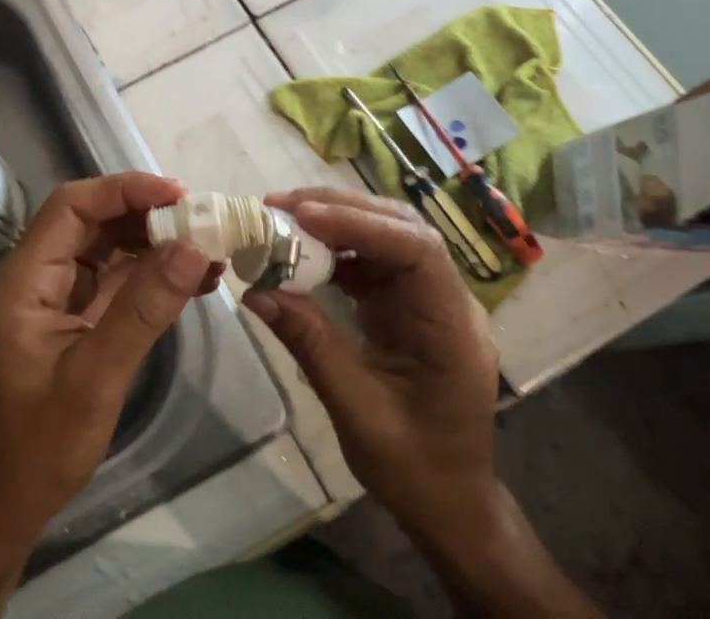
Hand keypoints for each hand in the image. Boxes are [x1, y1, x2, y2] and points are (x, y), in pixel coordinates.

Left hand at [0, 172, 219, 617]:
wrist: (10, 499)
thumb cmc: (42, 443)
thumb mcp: (97, 377)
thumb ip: (144, 310)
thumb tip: (193, 248)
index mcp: (26, 280)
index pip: (71, 207)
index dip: (123, 190)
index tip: (179, 195)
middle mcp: (39, 278)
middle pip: (92, 223)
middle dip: (147, 215)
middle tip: (205, 223)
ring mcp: (57, 299)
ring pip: (108, 250)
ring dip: (156, 245)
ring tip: (210, 251)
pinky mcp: (77, 321)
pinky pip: (116, 283)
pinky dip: (153, 277)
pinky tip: (195, 281)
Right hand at [243, 187, 600, 617]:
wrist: (449, 503)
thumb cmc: (415, 468)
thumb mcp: (357, 411)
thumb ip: (312, 345)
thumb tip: (257, 292)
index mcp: (452, 328)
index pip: (417, 250)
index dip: (360, 225)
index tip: (302, 217)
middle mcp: (447, 303)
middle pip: (402, 231)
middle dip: (342, 210)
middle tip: (279, 205)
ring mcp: (427, 303)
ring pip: (386, 240)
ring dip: (335, 224)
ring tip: (280, 219)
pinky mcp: (406, 310)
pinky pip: (371, 266)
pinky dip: (333, 253)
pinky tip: (299, 253)